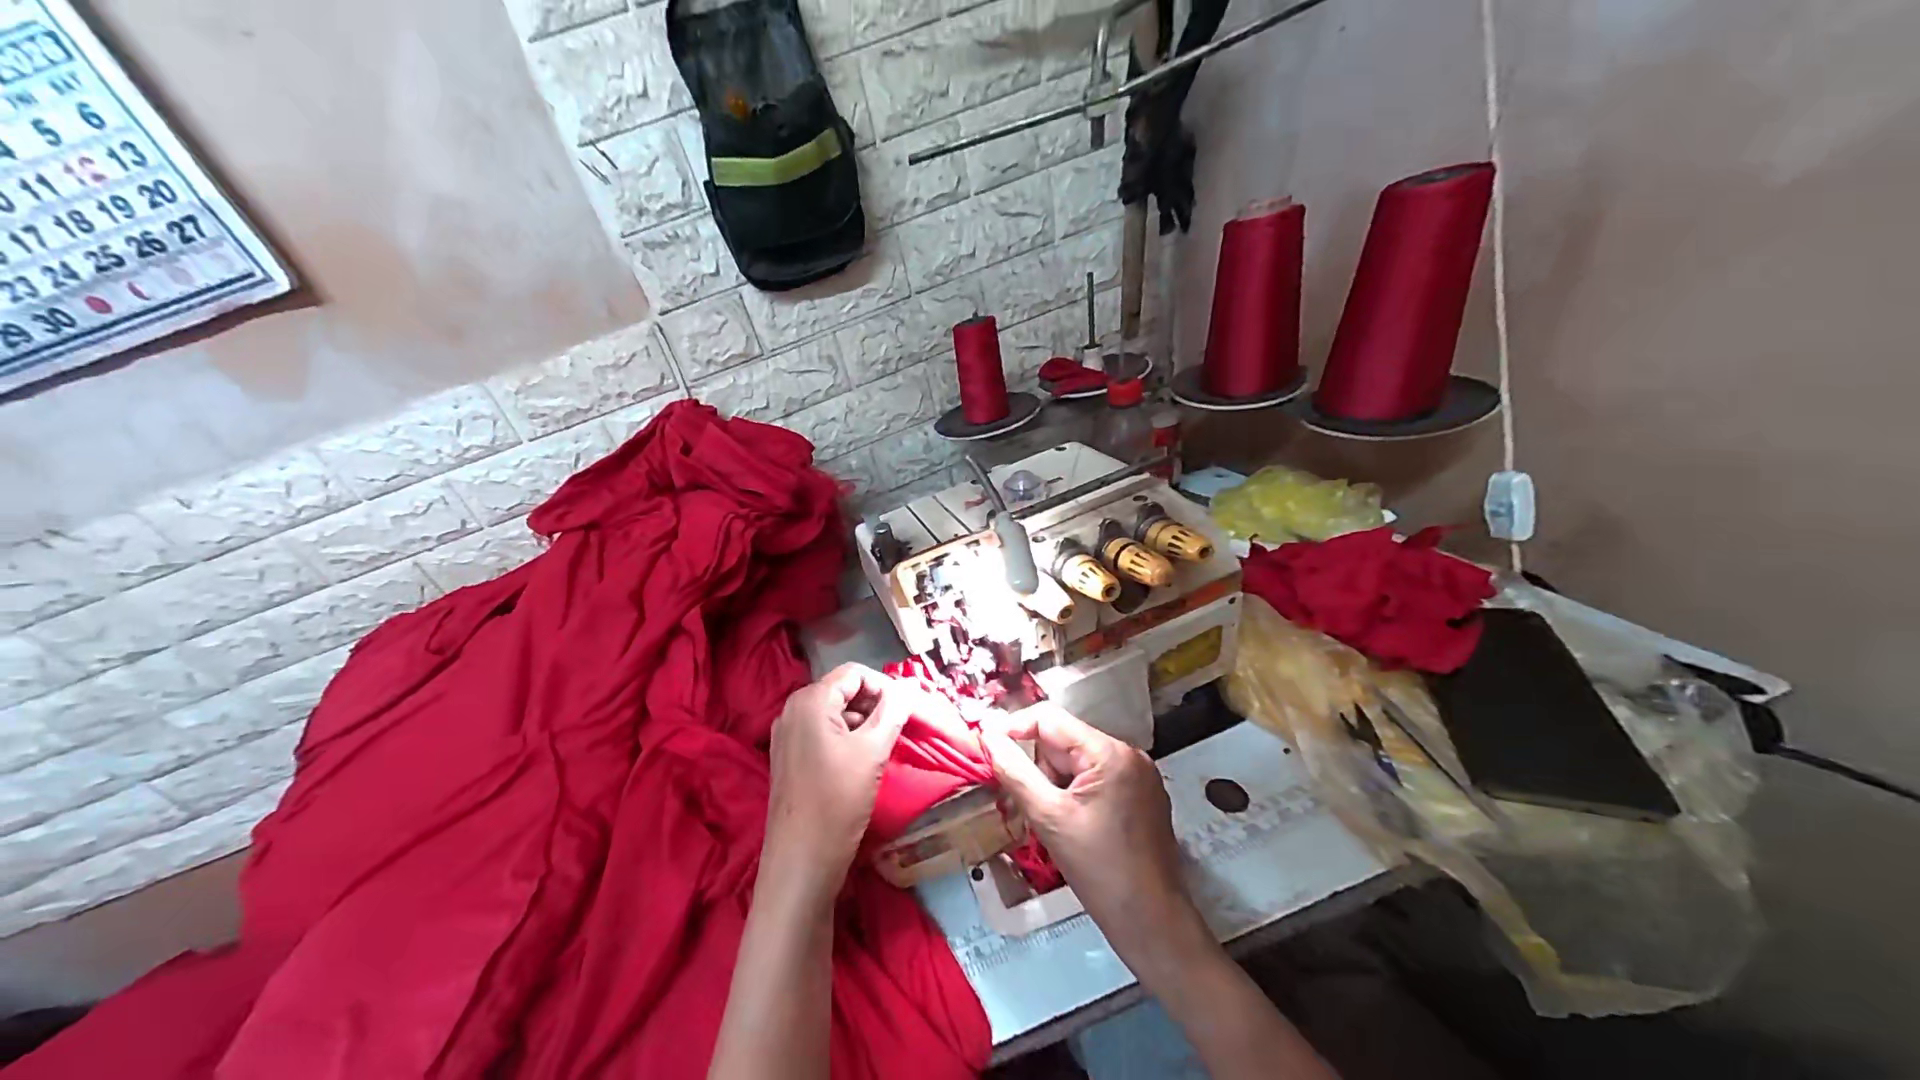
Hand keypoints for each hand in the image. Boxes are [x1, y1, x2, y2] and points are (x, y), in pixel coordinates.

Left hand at [763, 664, 910, 893]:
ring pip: (835, 714)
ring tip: (885, 749)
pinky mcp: (789, 759)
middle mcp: (792, 710)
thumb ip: (893, 711)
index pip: (855, 673)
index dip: (885, 686)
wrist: (800, 863)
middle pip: (844, 691)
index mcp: (809, 701)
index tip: (908, 712)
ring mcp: (787, 736)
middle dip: (876, 705)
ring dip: (864, 724)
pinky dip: (848, 740)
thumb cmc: (837, 802)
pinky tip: (863, 763)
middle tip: (901, 731)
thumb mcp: (872, 751)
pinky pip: (824, 734)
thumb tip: (909, 686)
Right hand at [981, 704, 1210, 972]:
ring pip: (1079, 761)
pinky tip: (1077, 826)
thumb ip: (1014, 771)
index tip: (989, 749)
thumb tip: (987, 736)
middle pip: (1065, 740)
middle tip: (1036, 806)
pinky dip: (1077, 793)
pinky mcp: (1143, 795)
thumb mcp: (1047, 817)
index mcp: (1109, 752)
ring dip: (1057, 782)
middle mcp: (1129, 753)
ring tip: (1059, 823)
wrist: (1151, 920)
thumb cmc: (1098, 868)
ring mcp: (1140, 774)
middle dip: (1041, 766)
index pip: (1051, 719)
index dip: (1015, 728)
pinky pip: (1097, 777)